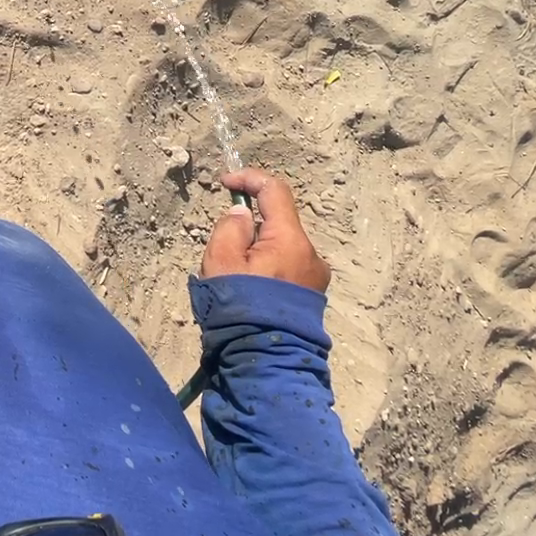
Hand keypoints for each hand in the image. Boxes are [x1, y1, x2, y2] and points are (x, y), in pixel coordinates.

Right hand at [201, 168, 330, 292]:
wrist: (265, 357)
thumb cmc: (238, 304)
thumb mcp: (221, 259)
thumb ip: (230, 227)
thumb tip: (243, 214)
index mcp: (290, 240)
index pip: (275, 191)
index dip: (249, 178)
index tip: (225, 183)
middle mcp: (310, 253)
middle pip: (278, 221)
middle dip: (248, 223)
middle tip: (223, 246)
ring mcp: (314, 275)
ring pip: (280, 244)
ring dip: (256, 246)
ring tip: (233, 272)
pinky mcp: (312, 293)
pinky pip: (286, 264)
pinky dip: (266, 263)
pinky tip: (249, 285)